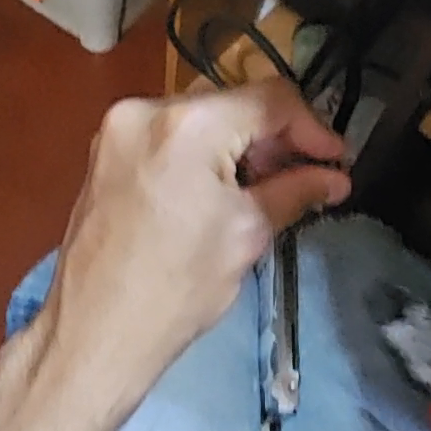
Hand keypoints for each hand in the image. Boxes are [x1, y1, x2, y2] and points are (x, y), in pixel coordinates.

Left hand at [39, 81, 349, 401]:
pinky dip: (200, 153)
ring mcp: (116, 129)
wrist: (94, 332)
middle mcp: (144, 109)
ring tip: (264, 189)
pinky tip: (219, 189)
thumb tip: (335, 178)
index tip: (335, 160)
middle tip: (304, 177)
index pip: (270, 98)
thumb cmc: (177, 290)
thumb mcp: (247, 234)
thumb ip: (294, 191)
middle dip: (273, 138)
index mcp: (187, 124)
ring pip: (199, 118)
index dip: (313, 127)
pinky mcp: (103, 153)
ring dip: (237, 146)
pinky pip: (168, 135)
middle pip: (232, 103)